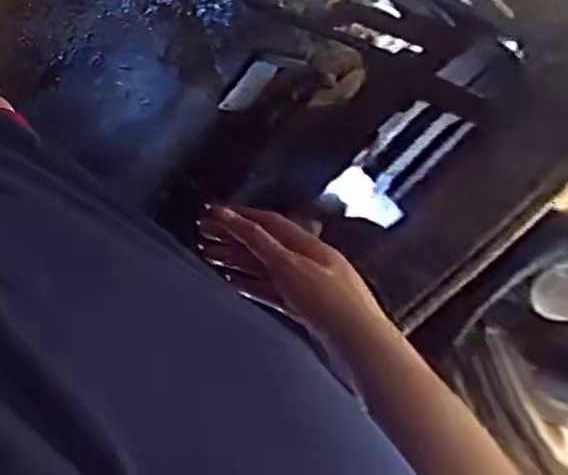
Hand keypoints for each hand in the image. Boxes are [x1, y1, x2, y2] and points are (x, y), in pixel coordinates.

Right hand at [200, 205, 394, 351]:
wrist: (366, 354)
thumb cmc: (329, 302)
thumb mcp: (287, 264)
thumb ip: (254, 238)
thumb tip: (224, 213)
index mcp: (311, 247)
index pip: (269, 221)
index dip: (238, 214)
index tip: (210, 212)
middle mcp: (312, 264)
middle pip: (264, 244)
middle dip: (232, 237)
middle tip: (202, 234)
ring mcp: (310, 289)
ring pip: (265, 268)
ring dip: (236, 260)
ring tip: (208, 257)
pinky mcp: (308, 312)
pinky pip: (272, 291)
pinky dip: (251, 284)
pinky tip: (232, 282)